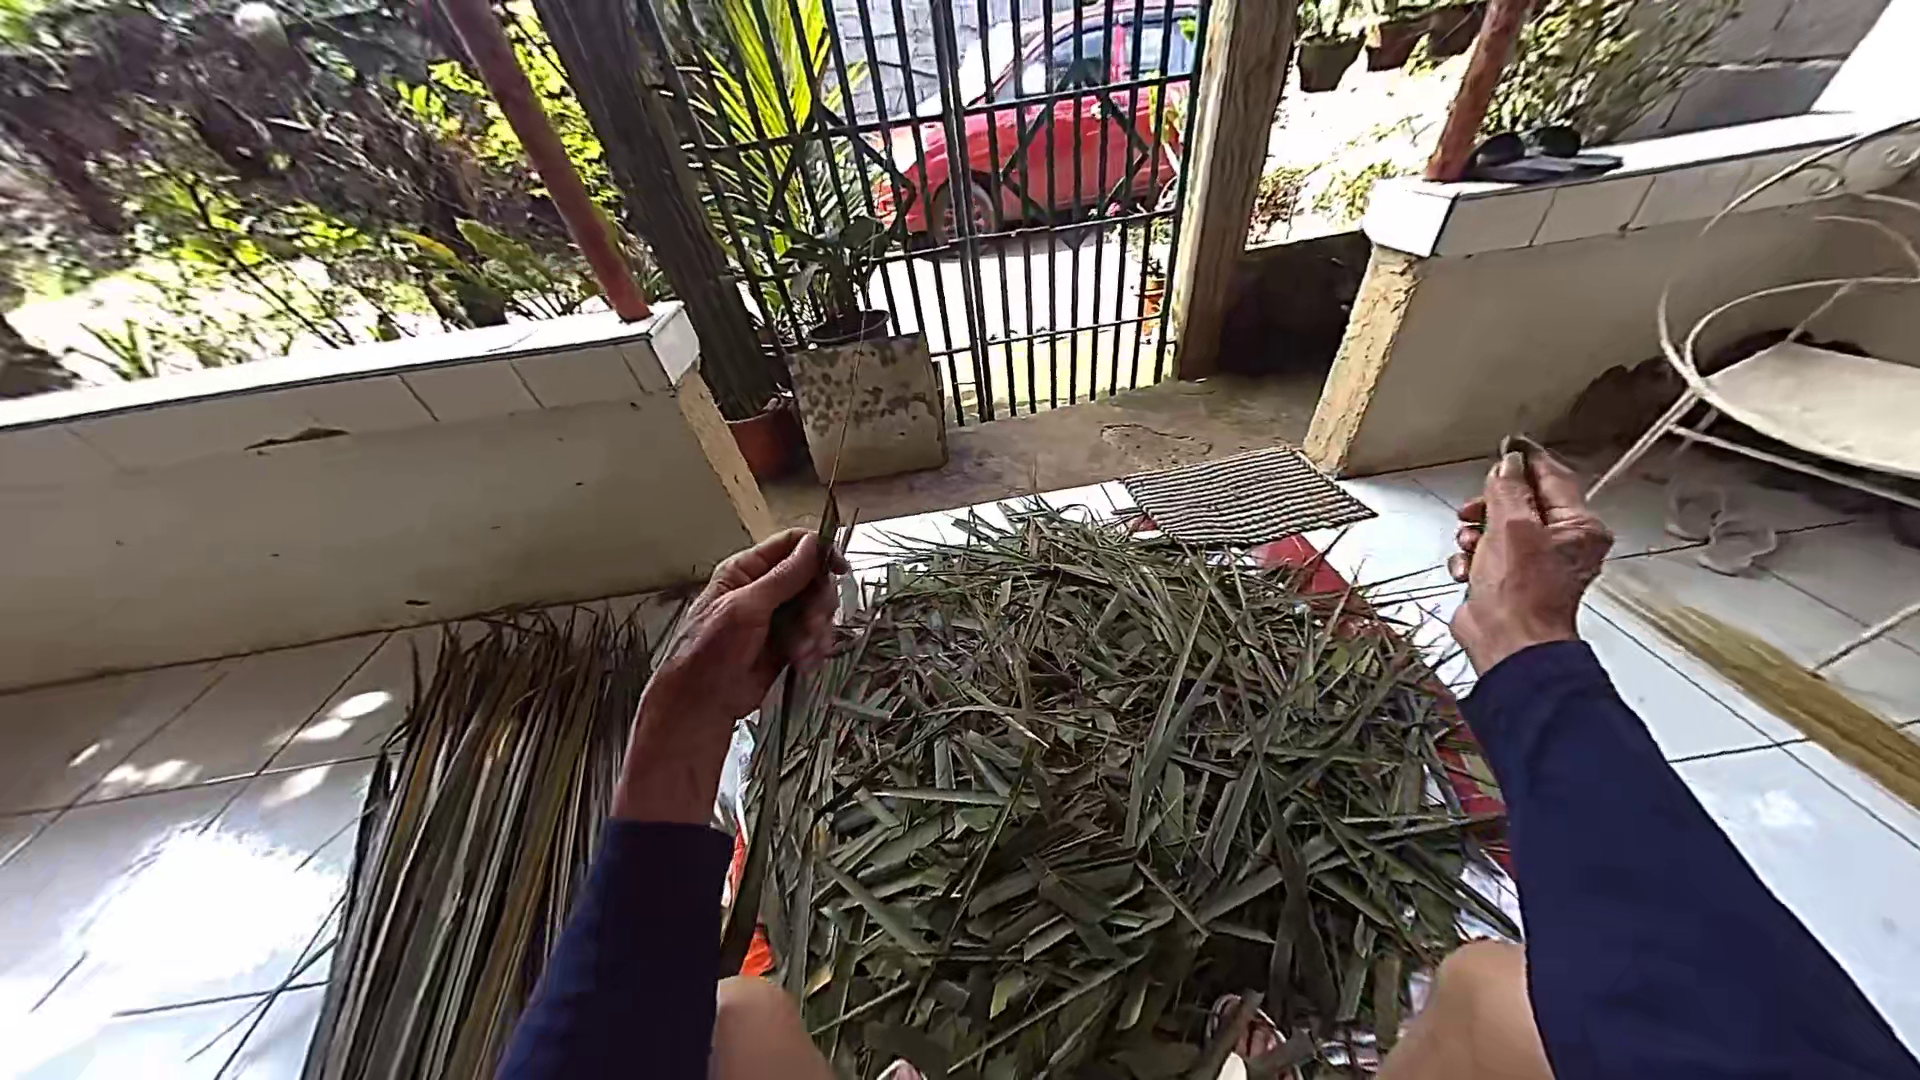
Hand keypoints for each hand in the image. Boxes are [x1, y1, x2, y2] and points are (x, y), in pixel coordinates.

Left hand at [615, 529, 846, 823]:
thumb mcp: (746, 607)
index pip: (791, 545)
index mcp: (747, 570)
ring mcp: (778, 616)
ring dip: (816, 630)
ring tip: (802, 651)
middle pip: (812, 578)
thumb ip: (784, 576)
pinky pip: (815, 635)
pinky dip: (814, 648)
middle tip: (814, 622)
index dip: (819, 552)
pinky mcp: (788, 642)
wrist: (701, 704)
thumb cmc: (708, 652)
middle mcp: (765, 589)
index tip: (839, 568)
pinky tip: (802, 662)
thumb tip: (812, 545)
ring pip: (817, 608)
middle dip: (818, 602)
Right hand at [1448, 448, 1612, 673]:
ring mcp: (1532, 560)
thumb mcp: (1511, 528)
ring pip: (1494, 528)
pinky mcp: (1506, 577)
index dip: (1528, 461)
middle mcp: (1560, 542)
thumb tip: (1508, 465)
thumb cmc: (1522, 594)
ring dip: (1473, 535)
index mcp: (1578, 527)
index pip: (1554, 479)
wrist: (1506, 638)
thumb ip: (1508, 490)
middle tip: (1473, 511)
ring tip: (1472, 548)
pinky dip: (1469, 558)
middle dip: (1488, 507)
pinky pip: (1481, 553)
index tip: (1511, 446)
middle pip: (1517, 503)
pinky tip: (1470, 570)